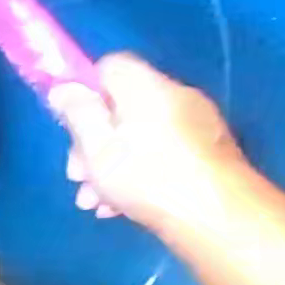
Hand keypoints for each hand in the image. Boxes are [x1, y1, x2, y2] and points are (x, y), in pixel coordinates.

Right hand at [47, 53, 253, 234]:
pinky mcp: (207, 153)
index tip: (69, 123)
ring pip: (138, 134)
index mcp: (147, 89)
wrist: (220, 219)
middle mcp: (176, 98)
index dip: (84, 89)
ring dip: (109, 164)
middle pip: (121, 105)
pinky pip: (160, 151)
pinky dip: (137, 172)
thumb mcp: (97, 148)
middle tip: (77, 174)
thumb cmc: (148, 179)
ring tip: (93, 200)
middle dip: (91, 139)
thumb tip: (63, 88)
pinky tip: (119, 206)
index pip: (110, 66)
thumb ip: (78, 113)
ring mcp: (197, 125)